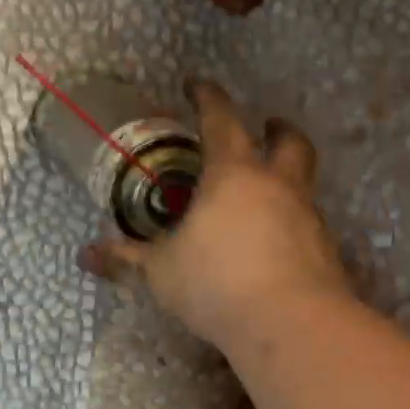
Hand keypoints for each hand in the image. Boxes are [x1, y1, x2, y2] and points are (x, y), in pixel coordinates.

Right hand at [81, 78, 353, 350]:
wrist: (292, 324)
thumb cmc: (215, 281)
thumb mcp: (159, 270)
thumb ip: (127, 258)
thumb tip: (87, 255)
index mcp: (232, 175)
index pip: (222, 122)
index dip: (208, 99)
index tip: (196, 84)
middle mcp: (275, 186)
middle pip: (287, 142)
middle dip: (275, 129)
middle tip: (266, 125)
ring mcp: (306, 217)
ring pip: (301, 180)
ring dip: (283, 174)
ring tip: (258, 188)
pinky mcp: (322, 249)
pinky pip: (303, 219)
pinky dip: (286, 217)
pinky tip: (266, 237)